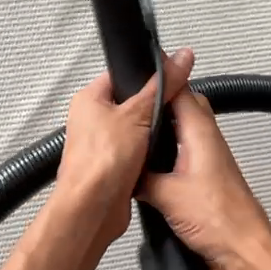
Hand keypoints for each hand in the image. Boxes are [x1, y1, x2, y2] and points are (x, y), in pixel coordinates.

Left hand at [53, 47, 194, 248]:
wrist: (92, 210)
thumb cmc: (99, 164)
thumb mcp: (139, 114)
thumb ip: (162, 86)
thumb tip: (180, 59)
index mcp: (90, 99)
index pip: (122, 74)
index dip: (146, 75)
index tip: (169, 77)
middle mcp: (92, 121)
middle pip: (132, 103)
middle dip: (152, 109)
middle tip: (167, 109)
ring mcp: (102, 145)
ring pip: (137, 130)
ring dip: (150, 136)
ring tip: (161, 136)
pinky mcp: (113, 166)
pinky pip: (137, 154)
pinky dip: (148, 157)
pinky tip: (156, 158)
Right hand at [136, 87, 270, 269]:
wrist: (243, 248)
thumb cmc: (219, 219)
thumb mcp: (166, 195)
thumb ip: (142, 178)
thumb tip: (125, 171)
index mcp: (200, 131)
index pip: (180, 90)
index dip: (160, 78)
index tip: (139, 73)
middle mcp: (207, 138)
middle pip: (182, 105)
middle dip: (159, 102)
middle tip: (132, 103)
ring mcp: (208, 156)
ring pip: (183, 128)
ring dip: (164, 127)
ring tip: (135, 131)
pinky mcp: (206, 175)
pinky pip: (184, 151)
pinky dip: (168, 150)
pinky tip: (150, 165)